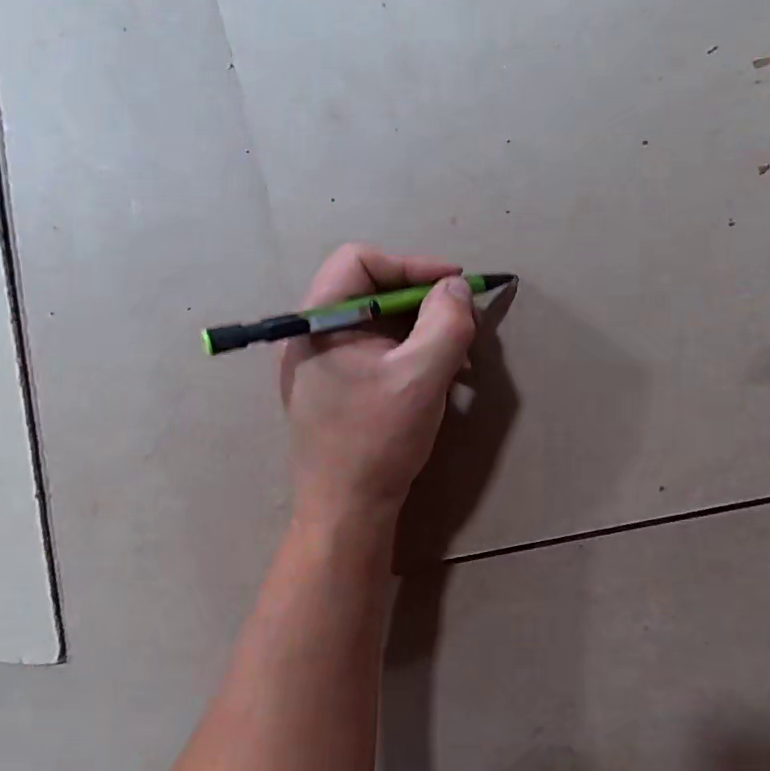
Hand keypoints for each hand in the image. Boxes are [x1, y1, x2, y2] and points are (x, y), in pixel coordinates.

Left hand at [279, 244, 477, 527]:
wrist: (346, 510)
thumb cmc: (378, 441)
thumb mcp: (422, 377)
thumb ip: (447, 323)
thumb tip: (455, 288)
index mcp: (316, 322)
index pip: (360, 261)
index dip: (411, 265)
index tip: (454, 286)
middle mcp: (309, 333)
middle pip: (369, 287)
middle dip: (420, 299)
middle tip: (460, 322)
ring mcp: (317, 359)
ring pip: (375, 319)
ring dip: (419, 328)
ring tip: (456, 355)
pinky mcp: (332, 382)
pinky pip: (372, 346)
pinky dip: (407, 350)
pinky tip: (437, 374)